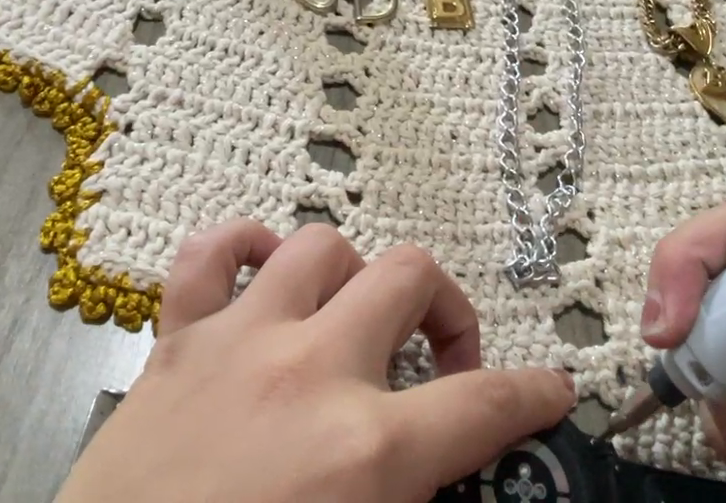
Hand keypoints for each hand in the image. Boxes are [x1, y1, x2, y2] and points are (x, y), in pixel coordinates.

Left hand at [56, 221, 575, 502]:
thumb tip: (441, 473)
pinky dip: (242, 248)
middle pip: (410, 277)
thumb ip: (411, 499)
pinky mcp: (176, 342)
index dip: (533, 394)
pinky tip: (261, 274)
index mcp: (363, 452)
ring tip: (350, 321)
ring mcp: (238, 342)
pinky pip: (208, 253)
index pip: (483, 406)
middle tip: (438, 361)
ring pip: (321, 247)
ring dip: (351, 279)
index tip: (550, 388)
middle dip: (446, 313)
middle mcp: (310, 372)